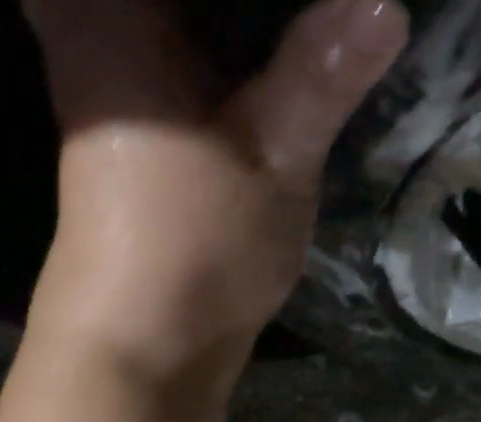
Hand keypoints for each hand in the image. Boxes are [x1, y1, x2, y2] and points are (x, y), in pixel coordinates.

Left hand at [20, 0, 407, 390]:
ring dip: (258, 25)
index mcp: (108, 11)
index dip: (265, 2)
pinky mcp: (150, 112)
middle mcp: (96, 23)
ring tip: (332, 29)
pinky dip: (245, 49)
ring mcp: (118, 69)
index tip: (331, 11)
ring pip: (197, 23)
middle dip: (265, 10)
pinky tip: (303, 62)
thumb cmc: (198, 234)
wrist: (153, 329)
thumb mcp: (277, 151)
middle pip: (200, 2)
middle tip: (341, 19)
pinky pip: (197, 48)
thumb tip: (385, 4)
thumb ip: (325, 72)